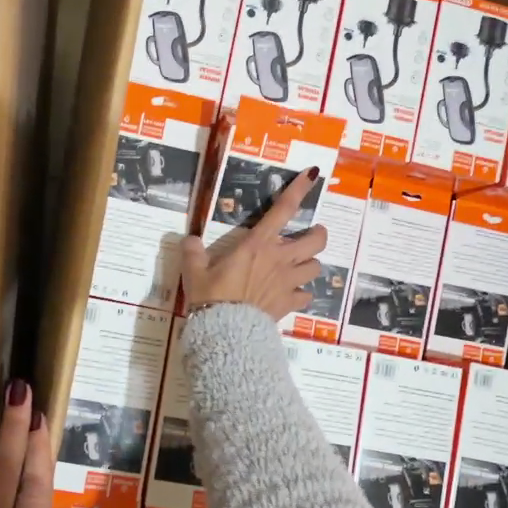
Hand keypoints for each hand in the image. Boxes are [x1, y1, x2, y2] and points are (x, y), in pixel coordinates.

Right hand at [181, 167, 327, 319]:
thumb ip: (193, 252)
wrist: (226, 332)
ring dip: (310, 264)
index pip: (283, 210)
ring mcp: (288, 282)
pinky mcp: (289, 304)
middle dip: (318, 234)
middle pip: (316, 241)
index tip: (312, 175)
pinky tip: (293, 294)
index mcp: (258, 244)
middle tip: (312, 234)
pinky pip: (306, 296)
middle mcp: (279, 259)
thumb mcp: (194, 271)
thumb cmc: (211, 296)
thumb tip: (189, 240)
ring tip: (300, 265)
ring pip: (315, 267)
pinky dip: (302, 293)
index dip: (299, 190)